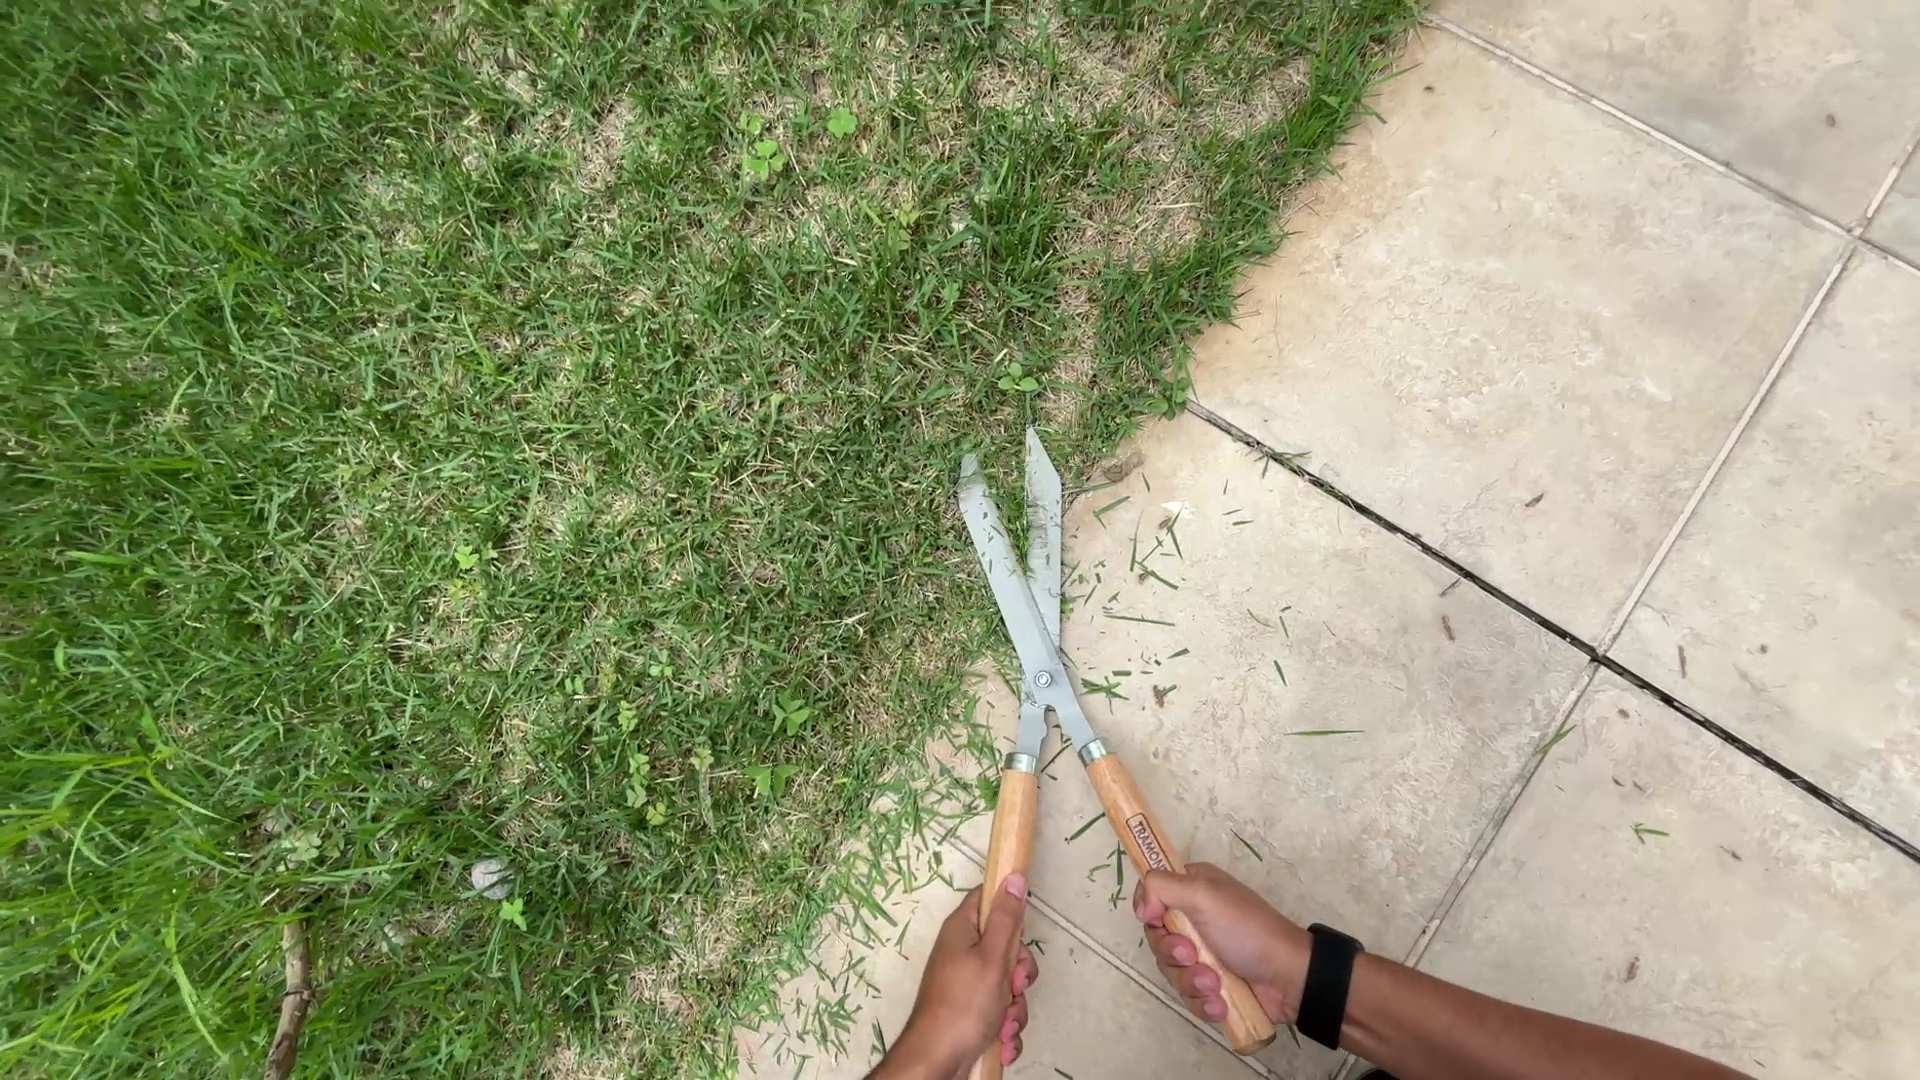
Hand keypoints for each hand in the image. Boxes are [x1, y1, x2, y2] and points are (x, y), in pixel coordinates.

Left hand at [880, 873, 1037, 1077]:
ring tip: (1004, 1025)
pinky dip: (1006, 1028)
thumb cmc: (964, 1004)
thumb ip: (1006, 918)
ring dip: (1014, 1008)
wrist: (937, 1063)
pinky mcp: (973, 1011)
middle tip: (1013, 986)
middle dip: (1018, 974)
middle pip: (1006, 946)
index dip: (1009, 909)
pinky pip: (1000, 1011)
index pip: (988, 899)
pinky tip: (1003, 1042)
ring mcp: (968, 983)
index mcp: (963, 929)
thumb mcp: (992, 957)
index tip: (1021, 931)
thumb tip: (1013, 876)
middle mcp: (963, 951)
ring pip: (1007, 984)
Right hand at [1132, 862, 1308, 1027]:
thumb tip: (1140, 907)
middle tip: (1194, 956)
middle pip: (1157, 938)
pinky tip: (1219, 1004)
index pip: (1151, 895)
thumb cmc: (1246, 928)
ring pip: (1171, 970)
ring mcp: (1202, 953)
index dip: (1149, 911)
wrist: (1291, 977)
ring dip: (1190, 981)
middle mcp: (1193, 918)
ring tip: (1216, 985)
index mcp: (1190, 888)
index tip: (1157, 921)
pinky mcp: (1211, 984)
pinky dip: (1201, 1002)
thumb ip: (1162, 887)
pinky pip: (1188, 995)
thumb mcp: (1203, 894)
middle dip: (1173, 954)